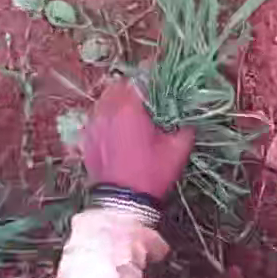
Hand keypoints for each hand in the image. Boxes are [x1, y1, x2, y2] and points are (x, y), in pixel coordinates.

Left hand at [82, 79, 194, 198]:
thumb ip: (184, 128)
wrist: (122, 203)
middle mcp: (107, 112)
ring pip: (104, 102)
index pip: (138, 80)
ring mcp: (94, 126)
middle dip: (132, 87)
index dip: (150, 75)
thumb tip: (189, 118)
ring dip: (117, 100)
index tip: (159, 75)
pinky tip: (117, 127)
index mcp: (129, 109)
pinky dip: (106, 117)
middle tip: (146, 94)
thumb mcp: (177, 150)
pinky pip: (96, 119)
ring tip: (131, 109)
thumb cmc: (151, 174)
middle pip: (118, 87)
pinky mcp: (87, 140)